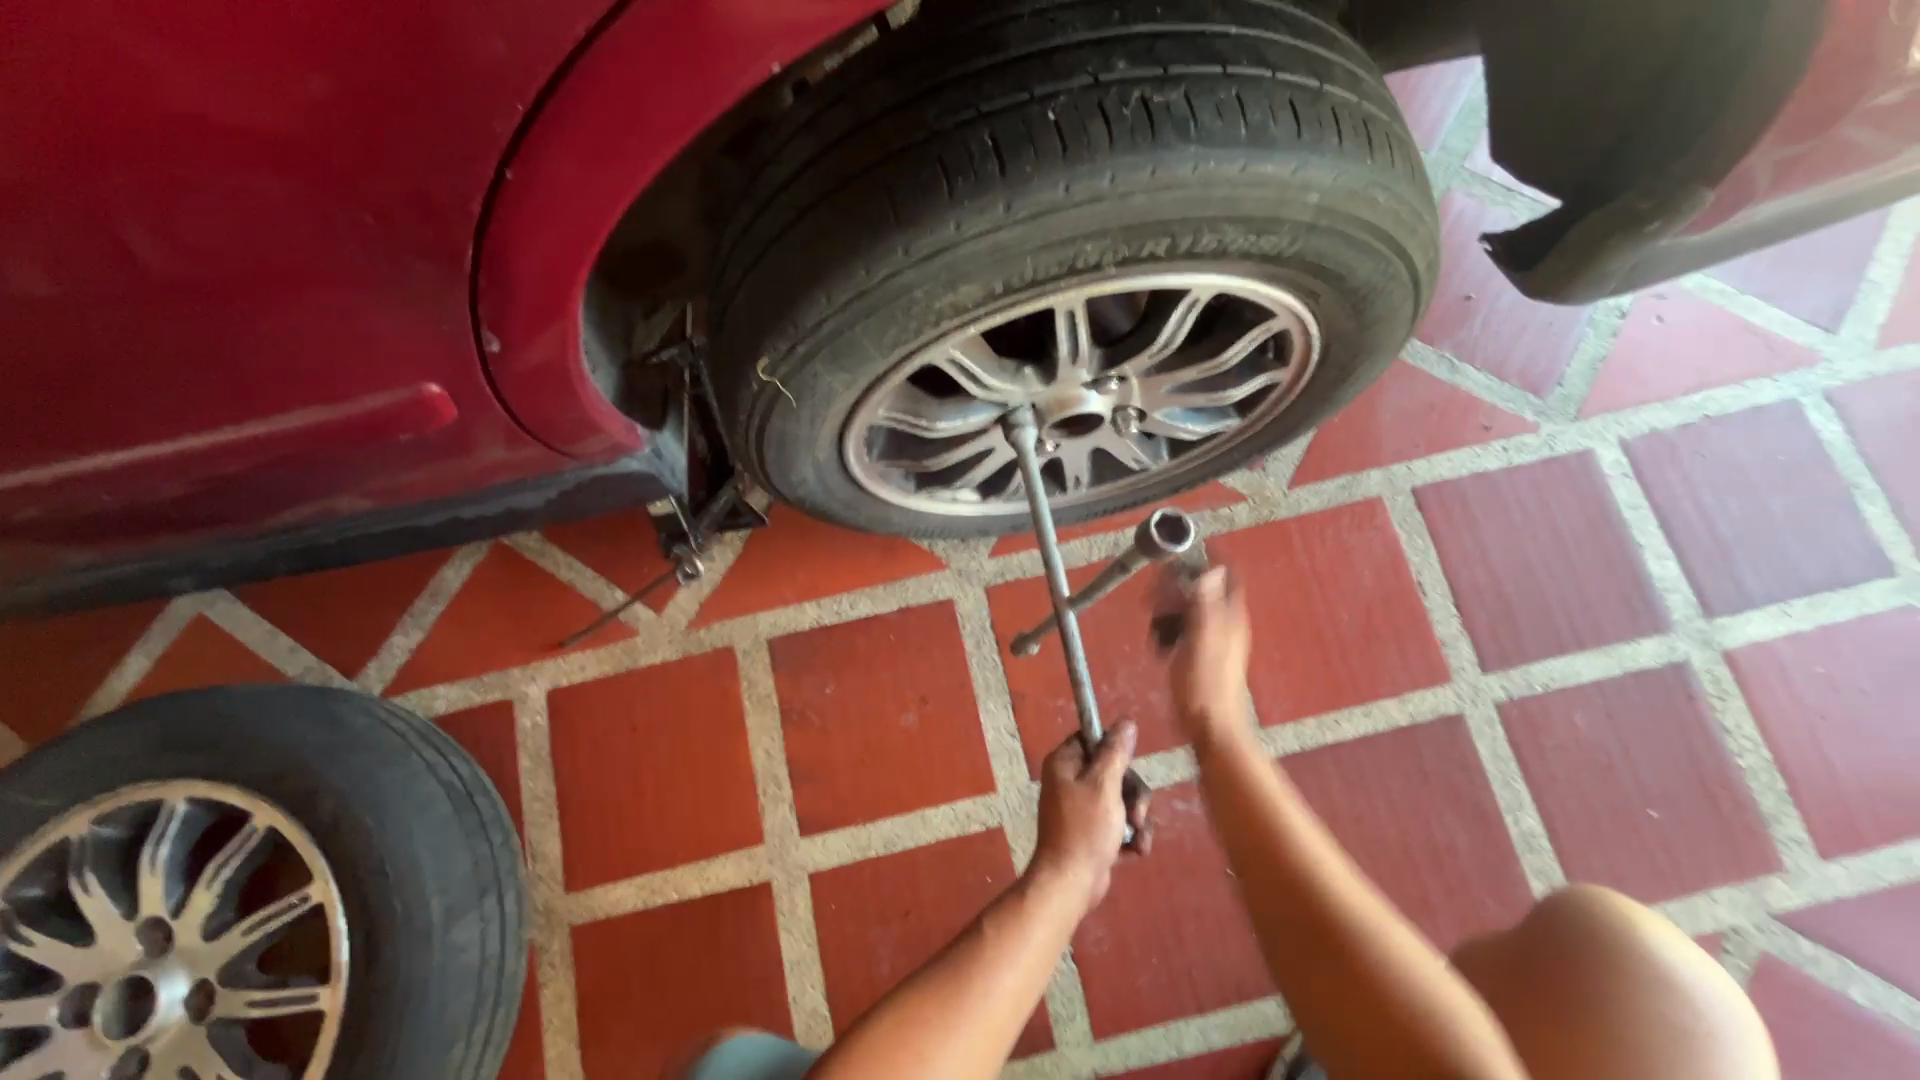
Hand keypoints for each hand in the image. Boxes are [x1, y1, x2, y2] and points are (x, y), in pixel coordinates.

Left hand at [1029, 722, 1147, 909]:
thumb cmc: (1085, 829)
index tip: (1128, 765)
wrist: (1071, 883)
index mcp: (1064, 763)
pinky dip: (1130, 834)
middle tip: (1136, 813)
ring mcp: (1081, 807)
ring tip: (1136, 836)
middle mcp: (1070, 781)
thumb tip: (1126, 722)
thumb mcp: (1104, 785)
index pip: (1093, 738)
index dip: (1115, 750)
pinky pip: (1119, 821)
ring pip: (1121, 797)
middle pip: (1114, 770)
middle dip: (1133, 793)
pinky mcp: (1093, 831)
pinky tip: (1136, 850)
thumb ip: (1116, 752)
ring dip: (1136, 817)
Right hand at [1169, 567, 1251, 744]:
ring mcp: (1214, 639)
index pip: (1226, 576)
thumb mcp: (1202, 641)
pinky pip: (1184, 629)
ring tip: (1153, 616)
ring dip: (1170, 607)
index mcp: (1230, 617)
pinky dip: (1170, 627)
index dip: (1209, 560)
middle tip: (1154, 592)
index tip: (1185, 552)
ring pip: (1191, 608)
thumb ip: (1206, 605)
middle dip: (1177, 585)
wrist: (1209, 727)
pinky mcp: (1201, 654)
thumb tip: (1212, 569)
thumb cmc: (1205, 686)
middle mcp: (1225, 623)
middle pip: (1202, 589)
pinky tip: (1159, 641)